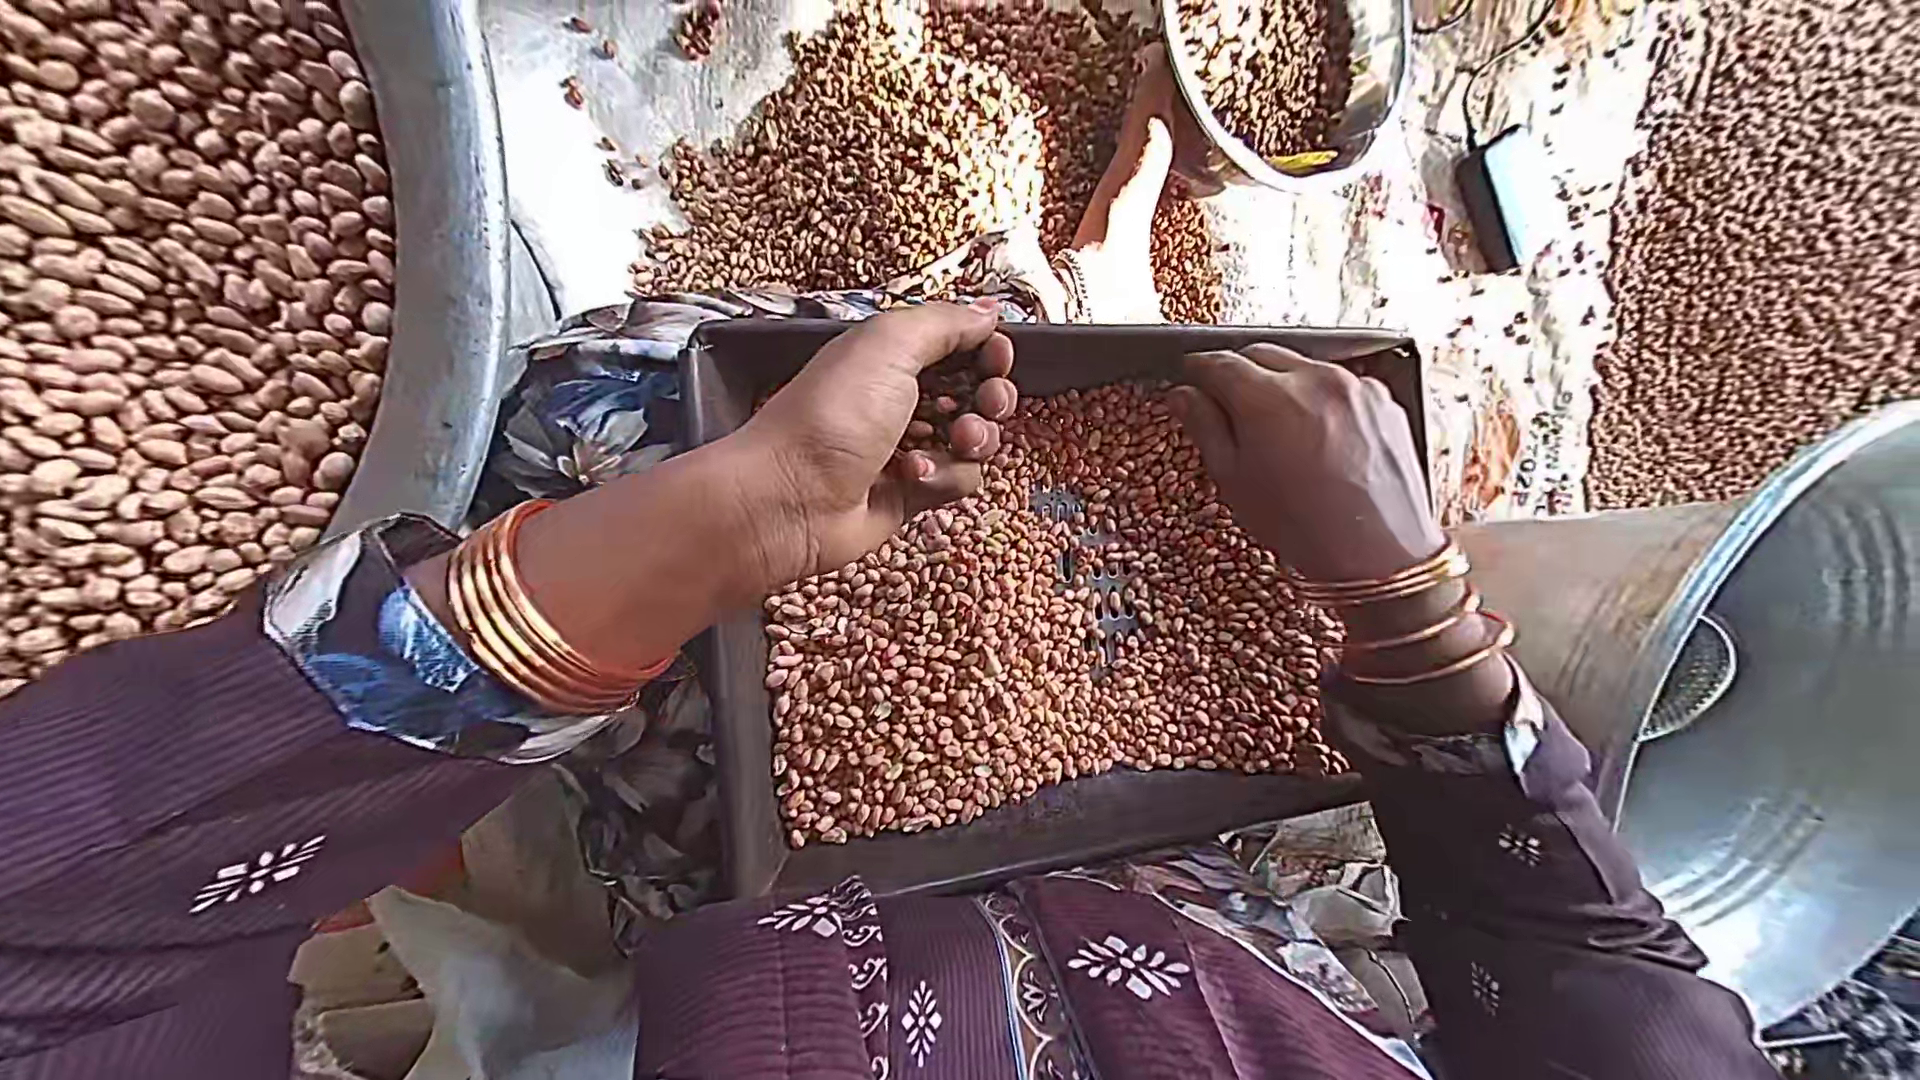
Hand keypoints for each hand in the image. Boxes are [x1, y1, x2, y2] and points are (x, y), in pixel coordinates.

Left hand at [732, 301, 1016, 589]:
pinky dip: (944, 476)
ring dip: (974, 438)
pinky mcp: (915, 491)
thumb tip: (987, 311)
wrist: (792, 497)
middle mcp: (904, 401)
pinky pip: (958, 480)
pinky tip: (913, 475)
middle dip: (991, 396)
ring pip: (975, 441)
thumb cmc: (829, 417)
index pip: (959, 347)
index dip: (986, 350)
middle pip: (976, 394)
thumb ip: (943, 323)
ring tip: (954, 439)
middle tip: (987, 401)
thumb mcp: (887, 346)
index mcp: (893, 358)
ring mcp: (911, 448)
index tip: (997, 354)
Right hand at [1169, 345, 1442, 582]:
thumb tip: (1183, 396)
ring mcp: (1354, 385)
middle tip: (1221, 400)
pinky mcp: (1382, 398)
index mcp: (1268, 398)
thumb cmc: (1298, 522)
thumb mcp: (1232, 478)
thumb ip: (1204, 426)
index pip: (1219, 362)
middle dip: (1235, 370)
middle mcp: (1314, 379)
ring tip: (1268, 424)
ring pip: (1299, 364)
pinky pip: (1335, 382)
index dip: (1196, 368)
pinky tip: (1308, 433)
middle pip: (1260, 353)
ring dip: (1275, 381)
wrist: (1377, 550)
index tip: (1187, 377)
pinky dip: (1312, 395)